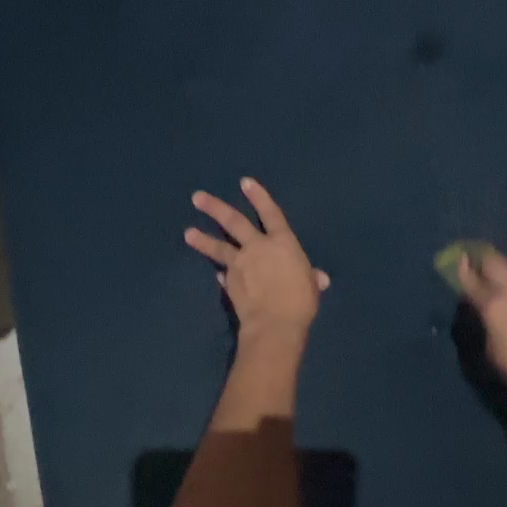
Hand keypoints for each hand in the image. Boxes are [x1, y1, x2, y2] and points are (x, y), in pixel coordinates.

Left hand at [184, 177, 328, 338]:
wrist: (274, 324)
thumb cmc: (300, 302)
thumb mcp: (311, 287)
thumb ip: (311, 278)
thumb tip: (318, 278)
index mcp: (283, 242)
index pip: (270, 213)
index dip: (259, 197)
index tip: (245, 182)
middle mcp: (258, 247)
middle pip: (234, 222)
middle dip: (215, 208)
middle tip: (197, 198)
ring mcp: (240, 264)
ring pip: (219, 247)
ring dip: (202, 239)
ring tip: (188, 233)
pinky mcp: (229, 283)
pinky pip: (224, 274)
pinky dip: (222, 272)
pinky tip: (218, 274)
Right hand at [456, 252, 506, 406]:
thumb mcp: (491, 350)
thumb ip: (485, 324)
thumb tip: (484, 312)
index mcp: (493, 305)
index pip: (472, 279)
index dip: (462, 269)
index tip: (458, 260)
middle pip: (492, 261)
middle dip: (481, 262)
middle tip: (477, 270)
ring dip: (502, 264)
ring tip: (498, 275)